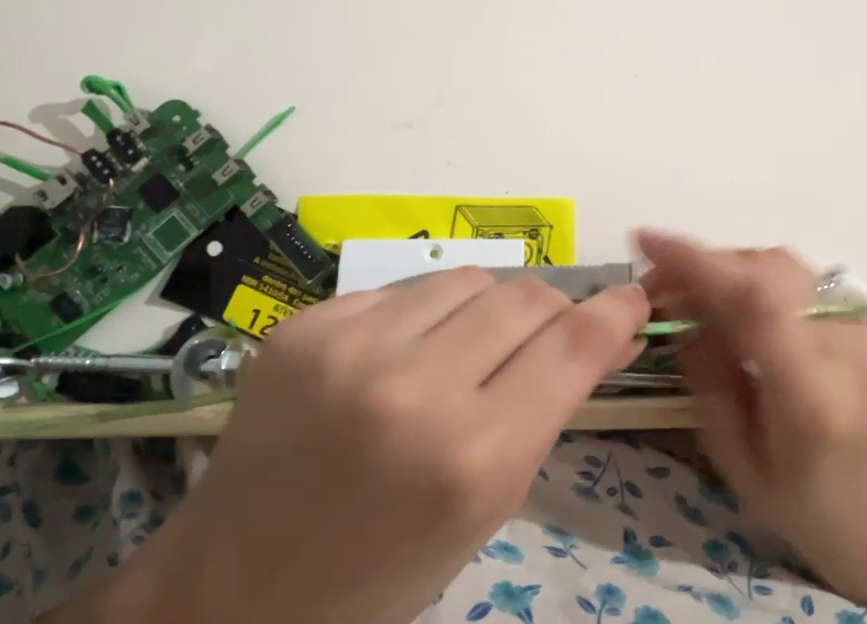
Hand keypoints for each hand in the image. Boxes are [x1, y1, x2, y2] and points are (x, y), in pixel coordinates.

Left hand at [49, 269, 648, 623]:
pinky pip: (397, 290)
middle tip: (547, 335)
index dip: (614, 314)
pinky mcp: (303, 326)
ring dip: (484, 308)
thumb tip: (597, 337)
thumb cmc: (380, 572)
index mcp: (472, 457)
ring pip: (464, 279)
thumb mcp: (484, 511)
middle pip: (522, 297)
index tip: (631, 299)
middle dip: (551, 310)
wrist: (235, 586)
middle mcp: (413, 387)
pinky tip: (395, 358)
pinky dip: (417, 317)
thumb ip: (544, 413)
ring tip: (465, 348)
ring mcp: (349, 347)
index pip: (571, 347)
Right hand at [637, 231, 866, 623]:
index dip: (698, 262)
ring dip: (735, 272)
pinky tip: (749, 316)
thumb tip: (680, 304)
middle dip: (708, 266)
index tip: (646, 241)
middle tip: (664, 285)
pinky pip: (808, 283)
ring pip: (788, 268)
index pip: (756, 301)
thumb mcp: (733, 454)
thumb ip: (706, 372)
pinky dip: (768, 286)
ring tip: (699, 298)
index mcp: (814, 396)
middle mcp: (853, 349)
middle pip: (770, 270)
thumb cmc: (800, 506)